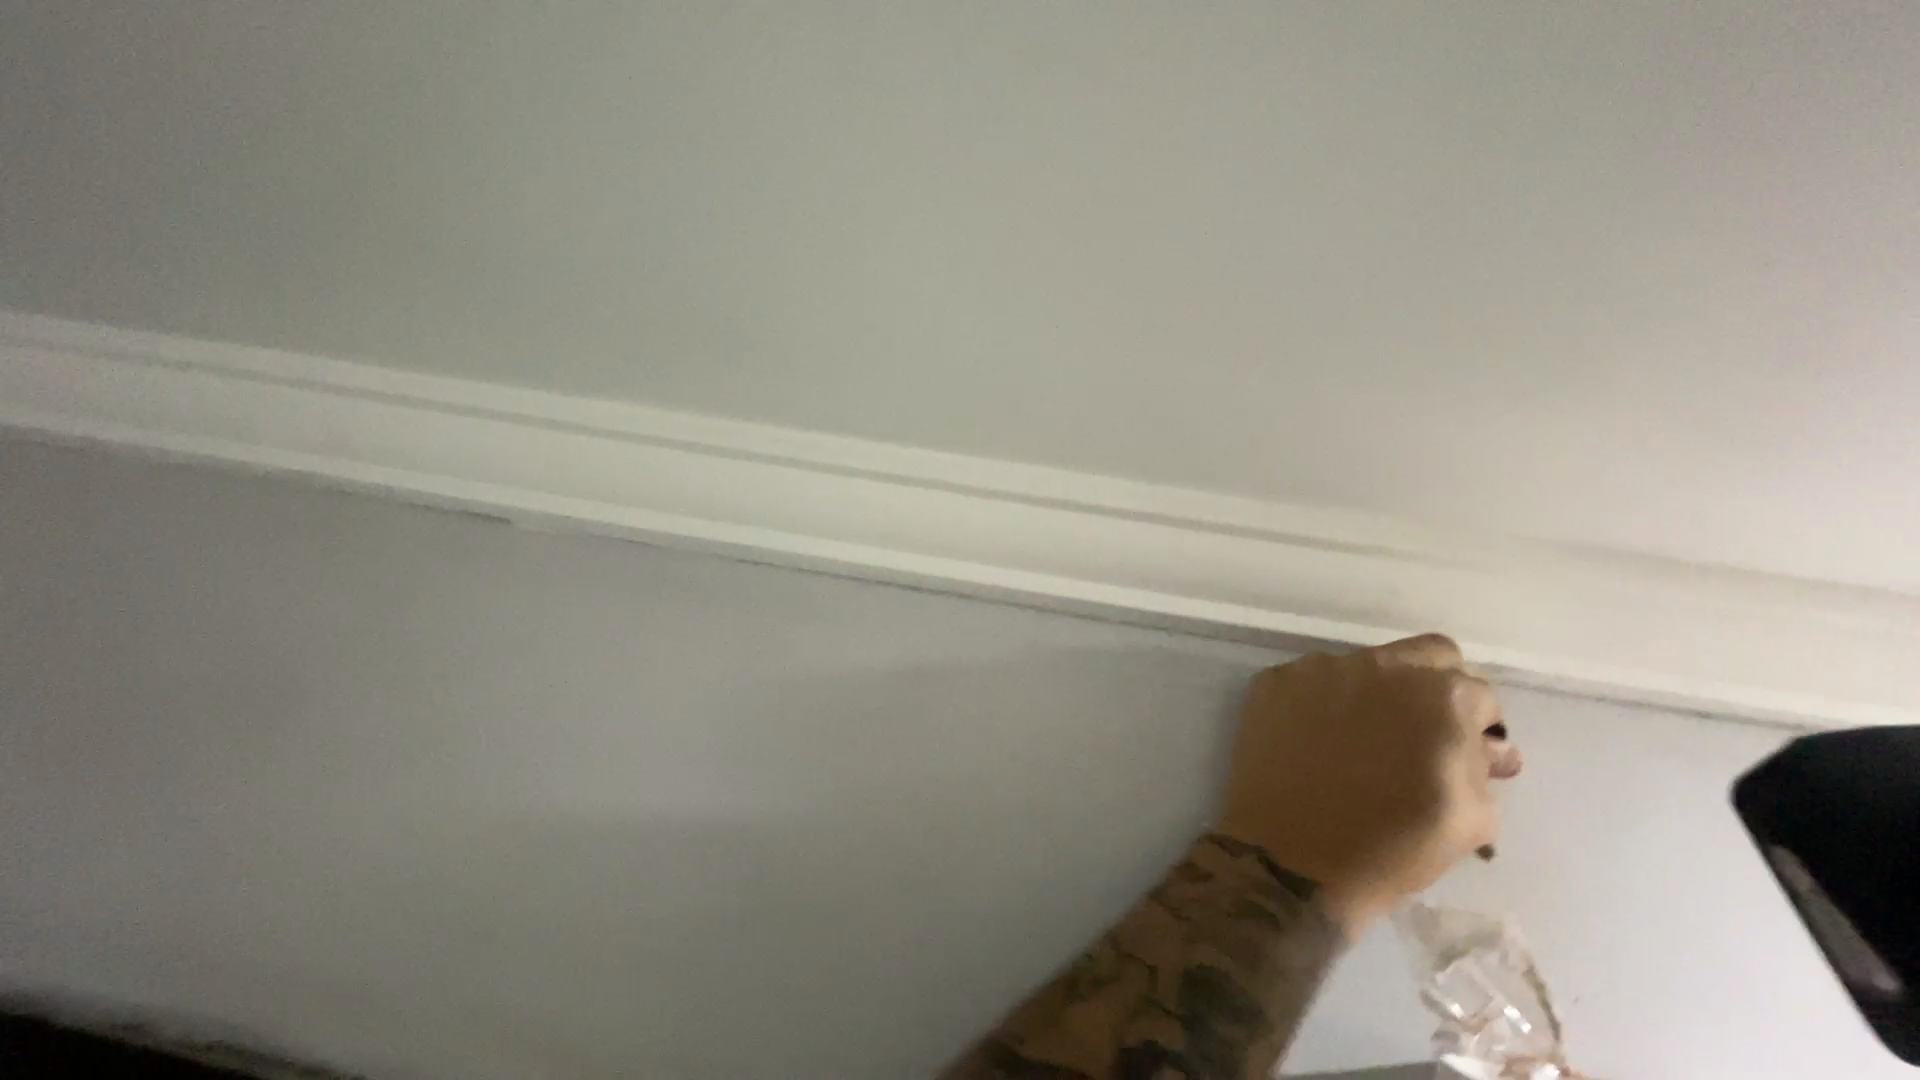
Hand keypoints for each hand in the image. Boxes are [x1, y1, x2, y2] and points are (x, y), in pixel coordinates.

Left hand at [1217, 633, 1522, 934]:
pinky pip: (1312, 681)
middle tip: (1421, 732)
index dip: (1477, 727)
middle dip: (1435, 687)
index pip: (1477, 694)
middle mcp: (1381, 666)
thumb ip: (1484, 768)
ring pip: (1365, 666)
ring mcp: (1320, 669)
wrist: (1288, 858)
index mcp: (1441, 695)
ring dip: (1375, 693)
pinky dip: (1322, 702)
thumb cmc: (1389, 847)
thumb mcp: (1470, 819)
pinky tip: (1315, 740)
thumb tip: (1490, 745)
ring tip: (1360, 741)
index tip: (1464, 753)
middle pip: (1426, 657)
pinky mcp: (1273, 681)